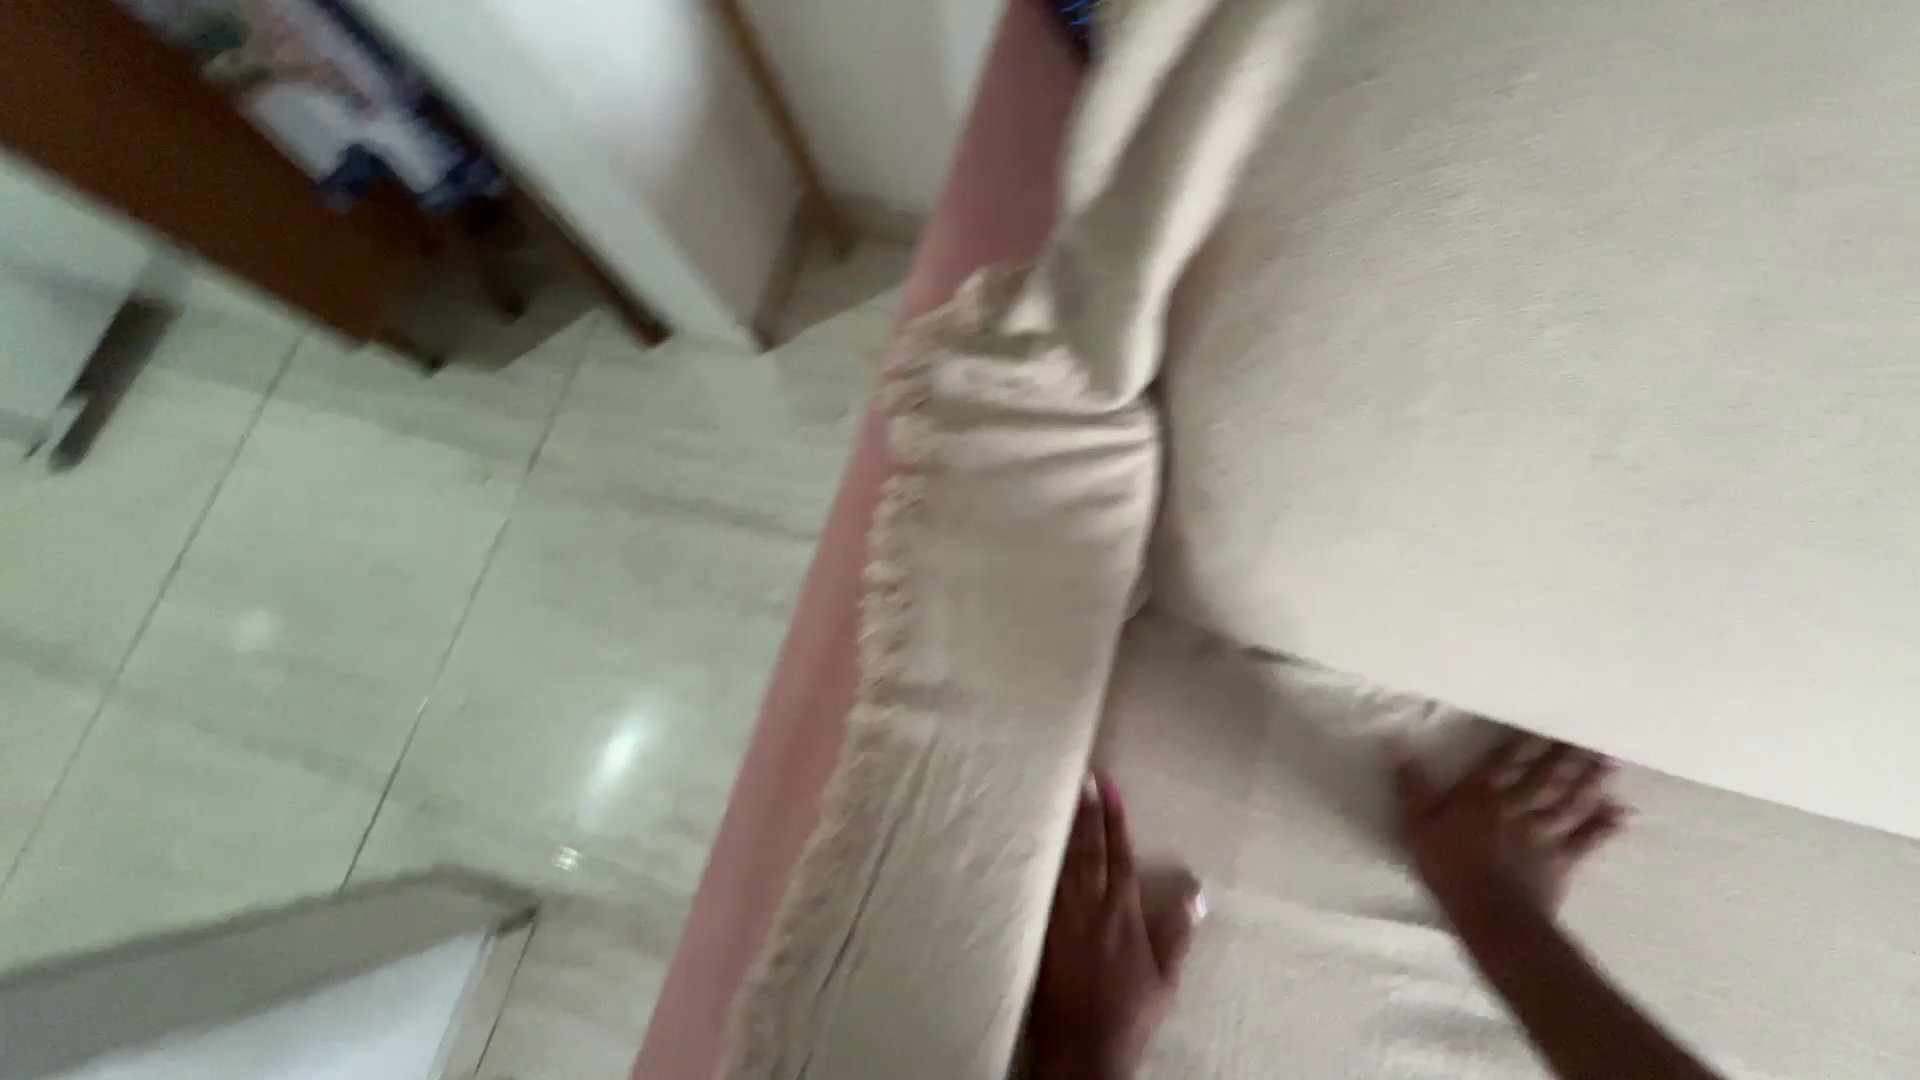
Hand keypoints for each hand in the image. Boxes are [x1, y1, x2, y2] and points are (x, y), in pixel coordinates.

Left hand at [1030, 776, 1203, 1079]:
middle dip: (1087, 812)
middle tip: (1083, 779)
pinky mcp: (1044, 930)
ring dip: (1067, 829)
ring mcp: (1063, 916)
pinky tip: (1043, 846)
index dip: (1114, 819)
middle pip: (1088, 849)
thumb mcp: (1165, 978)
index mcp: (1122, 913)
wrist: (1083, 1046)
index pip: (1119, 855)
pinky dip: (1047, 860)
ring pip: (1065, 862)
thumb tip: (1194, 891)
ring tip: (1065, 798)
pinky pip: (1047, 885)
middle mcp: (1091, 906)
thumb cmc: (1130, 1013)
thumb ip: (1176, 931)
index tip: (1108, 787)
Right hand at [1390, 733, 1628, 925]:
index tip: (1545, 721)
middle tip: (1591, 733)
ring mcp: (1545, 831)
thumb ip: (1412, 785)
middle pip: (1547, 774)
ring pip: (1571, 799)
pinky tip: (1622, 812)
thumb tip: (1398, 747)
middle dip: (1567, 753)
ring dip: (1592, 780)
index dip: (1525, 741)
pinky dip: (1607, 824)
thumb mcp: (1416, 823)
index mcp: (1481, 795)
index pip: (1506, 760)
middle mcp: (1517, 805)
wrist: (1490, 913)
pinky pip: (1589, 837)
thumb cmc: (1447, 865)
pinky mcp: (1564, 858)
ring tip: (1610, 761)